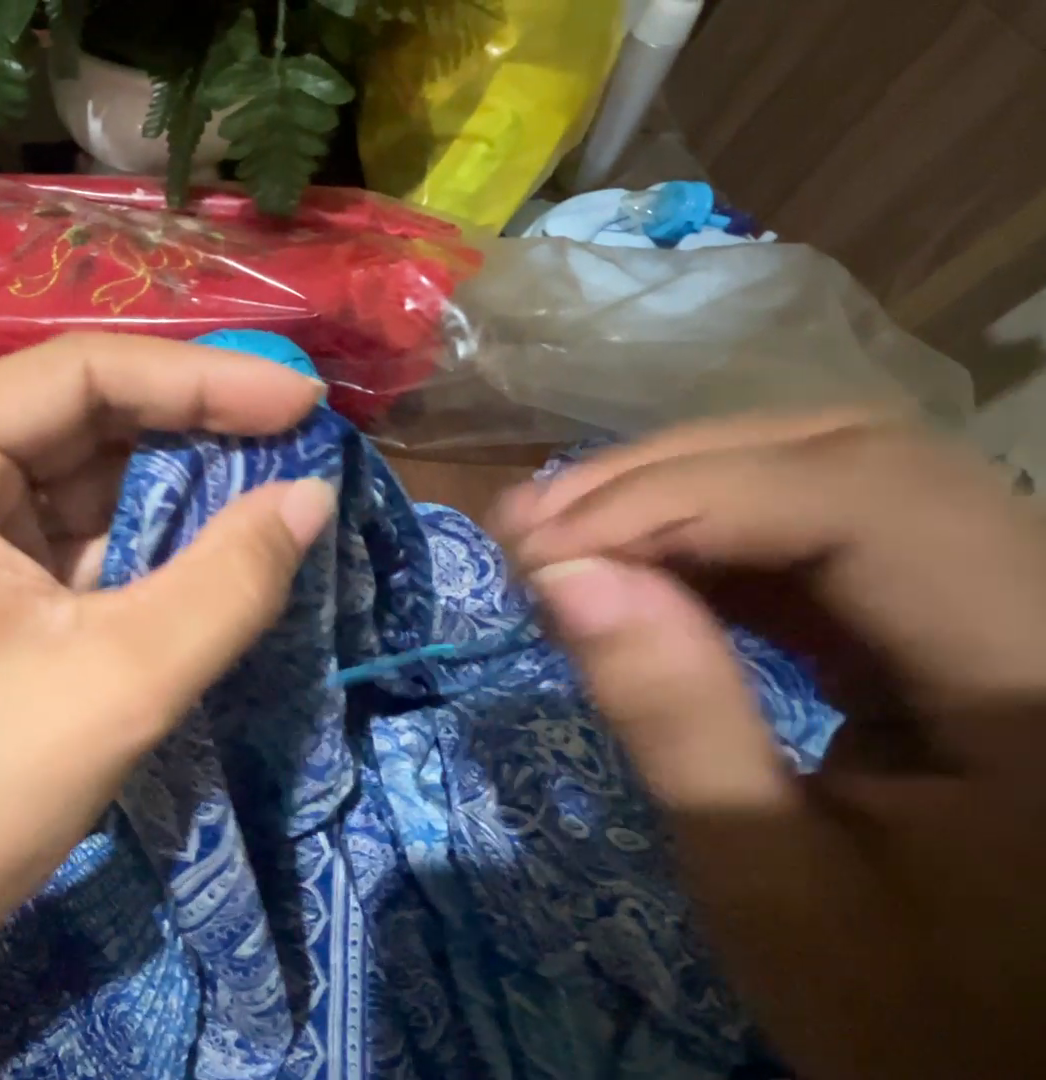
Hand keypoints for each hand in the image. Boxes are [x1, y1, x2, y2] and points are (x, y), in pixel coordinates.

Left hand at [0, 334, 334, 1079]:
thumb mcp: (123, 679)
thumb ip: (231, 578)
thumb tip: (315, 493)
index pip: (76, 373)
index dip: (200, 376)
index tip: (302, 401)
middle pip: (81, 409)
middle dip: (193, 421)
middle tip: (301, 435)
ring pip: (86, 461)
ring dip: (180, 472)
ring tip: (278, 474)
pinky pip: (77, 515)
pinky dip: (150, 521)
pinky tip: (219, 525)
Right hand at [494, 413, 1045, 1079]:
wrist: (1012, 1061)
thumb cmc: (903, 1008)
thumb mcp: (766, 882)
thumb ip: (671, 715)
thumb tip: (558, 574)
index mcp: (1043, 687)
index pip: (863, 506)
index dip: (680, 499)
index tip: (537, 549)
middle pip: (857, 457)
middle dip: (668, 476)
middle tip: (530, 524)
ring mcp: (1016, 606)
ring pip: (838, 477)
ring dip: (678, 493)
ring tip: (557, 535)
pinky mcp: (959, 622)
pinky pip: (829, 536)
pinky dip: (708, 537)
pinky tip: (625, 563)